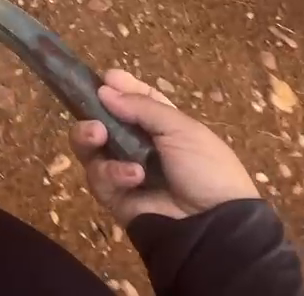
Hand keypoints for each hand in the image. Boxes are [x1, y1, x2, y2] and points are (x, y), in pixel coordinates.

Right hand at [69, 69, 257, 226]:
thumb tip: (102, 89)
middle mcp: (139, 146)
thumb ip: (141, 106)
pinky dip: (113, 172)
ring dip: (88, 136)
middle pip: (102, 119)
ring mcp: (123, 169)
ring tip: (97, 134)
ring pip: (89, 146)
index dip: (121, 87)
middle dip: (91, 110)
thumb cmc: (207, 170)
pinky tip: (134, 175)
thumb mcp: (183, 130)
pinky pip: (98, 176)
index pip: (136, 100)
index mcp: (163, 128)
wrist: (216, 227)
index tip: (105, 77)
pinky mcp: (113, 194)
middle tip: (91, 108)